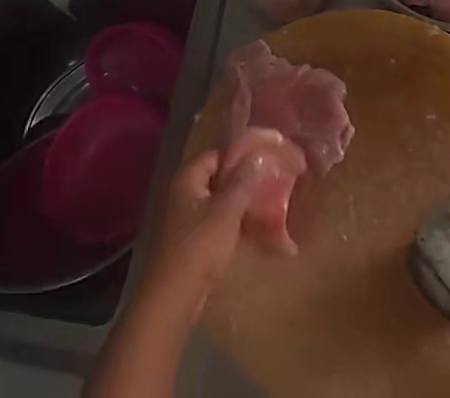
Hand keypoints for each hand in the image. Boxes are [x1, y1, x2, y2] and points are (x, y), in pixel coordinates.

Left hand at [141, 149, 262, 317]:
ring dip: (244, 206)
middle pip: (218, 180)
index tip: (263, 159)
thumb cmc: (201, 244)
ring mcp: (189, 220)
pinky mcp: (196, 242)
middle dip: (244, 182)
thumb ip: (243, 181)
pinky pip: (221, 225)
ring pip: (221, 204)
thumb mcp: (227, 210)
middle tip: (272, 184)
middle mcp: (186, 195)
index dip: (237, 155)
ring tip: (273, 210)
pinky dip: (239, 226)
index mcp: (188, 180)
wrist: (177, 294)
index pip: (214, 155)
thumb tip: (258, 154)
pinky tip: (261, 234)